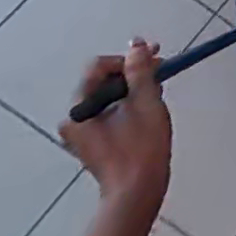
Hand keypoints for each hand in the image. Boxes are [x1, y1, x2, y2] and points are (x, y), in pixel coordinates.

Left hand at [59, 39, 171, 213]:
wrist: (137, 191)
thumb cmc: (142, 147)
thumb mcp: (145, 102)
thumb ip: (140, 70)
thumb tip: (137, 44)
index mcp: (79, 110)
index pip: (99, 67)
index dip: (127, 59)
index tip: (154, 60)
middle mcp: (74, 119)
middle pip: (104, 80)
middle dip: (134, 73)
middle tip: (160, 73)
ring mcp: (82, 132)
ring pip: (111, 94)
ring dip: (135, 88)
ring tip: (157, 94)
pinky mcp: (95, 141)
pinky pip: (111, 110)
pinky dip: (130, 104)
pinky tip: (148, 110)